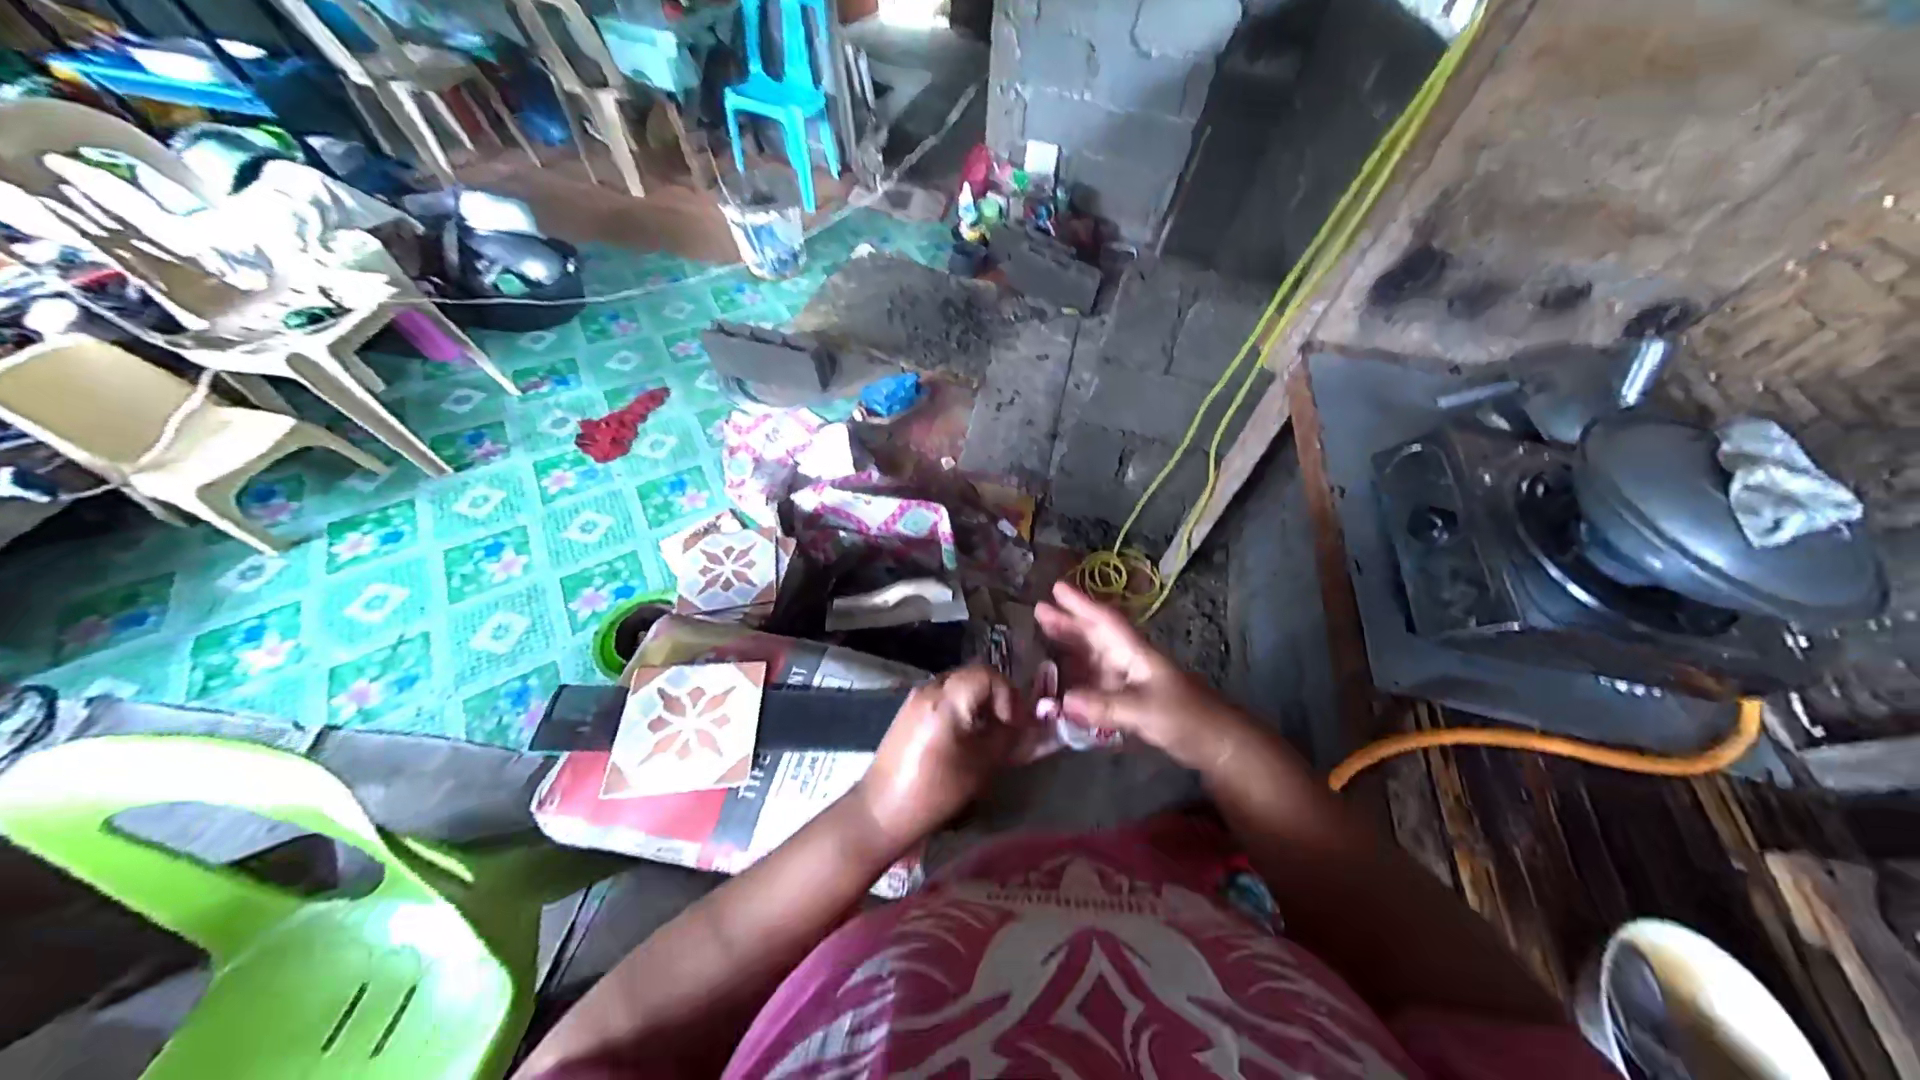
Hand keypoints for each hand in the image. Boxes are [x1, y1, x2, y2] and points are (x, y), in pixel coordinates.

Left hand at [852, 666, 1034, 847]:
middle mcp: (929, 687)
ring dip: (979, 705)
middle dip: (996, 699)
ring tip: (986, 737)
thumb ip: (1010, 738)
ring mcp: (915, 698)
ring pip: (959, 687)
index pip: (990, 674)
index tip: (1014, 726)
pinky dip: (961, 710)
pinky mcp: (908, 712)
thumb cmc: (936, 789)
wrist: (882, 811)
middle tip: (1007, 729)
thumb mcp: (982, 765)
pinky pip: (943, 698)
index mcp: (947, 696)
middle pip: (974, 676)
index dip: (1009, 697)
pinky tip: (963, 741)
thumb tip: (1031, 724)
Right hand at [1033, 581, 1246, 770]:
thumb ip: (1104, 706)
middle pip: (1096, 634)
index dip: (1080, 604)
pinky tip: (1064, 680)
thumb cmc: (1187, 718)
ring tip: (1045, 635)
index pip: (1104, 621)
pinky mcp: (1131, 699)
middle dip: (1068, 622)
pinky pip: (1097, 680)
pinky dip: (1079, 676)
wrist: (1219, 744)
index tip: (1056, 588)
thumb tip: (1062, 702)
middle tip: (1038, 609)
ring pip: (1095, 656)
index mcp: (1136, 653)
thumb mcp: (1145, 711)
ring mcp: (1131, 679)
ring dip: (1071, 646)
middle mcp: (1130, 660)